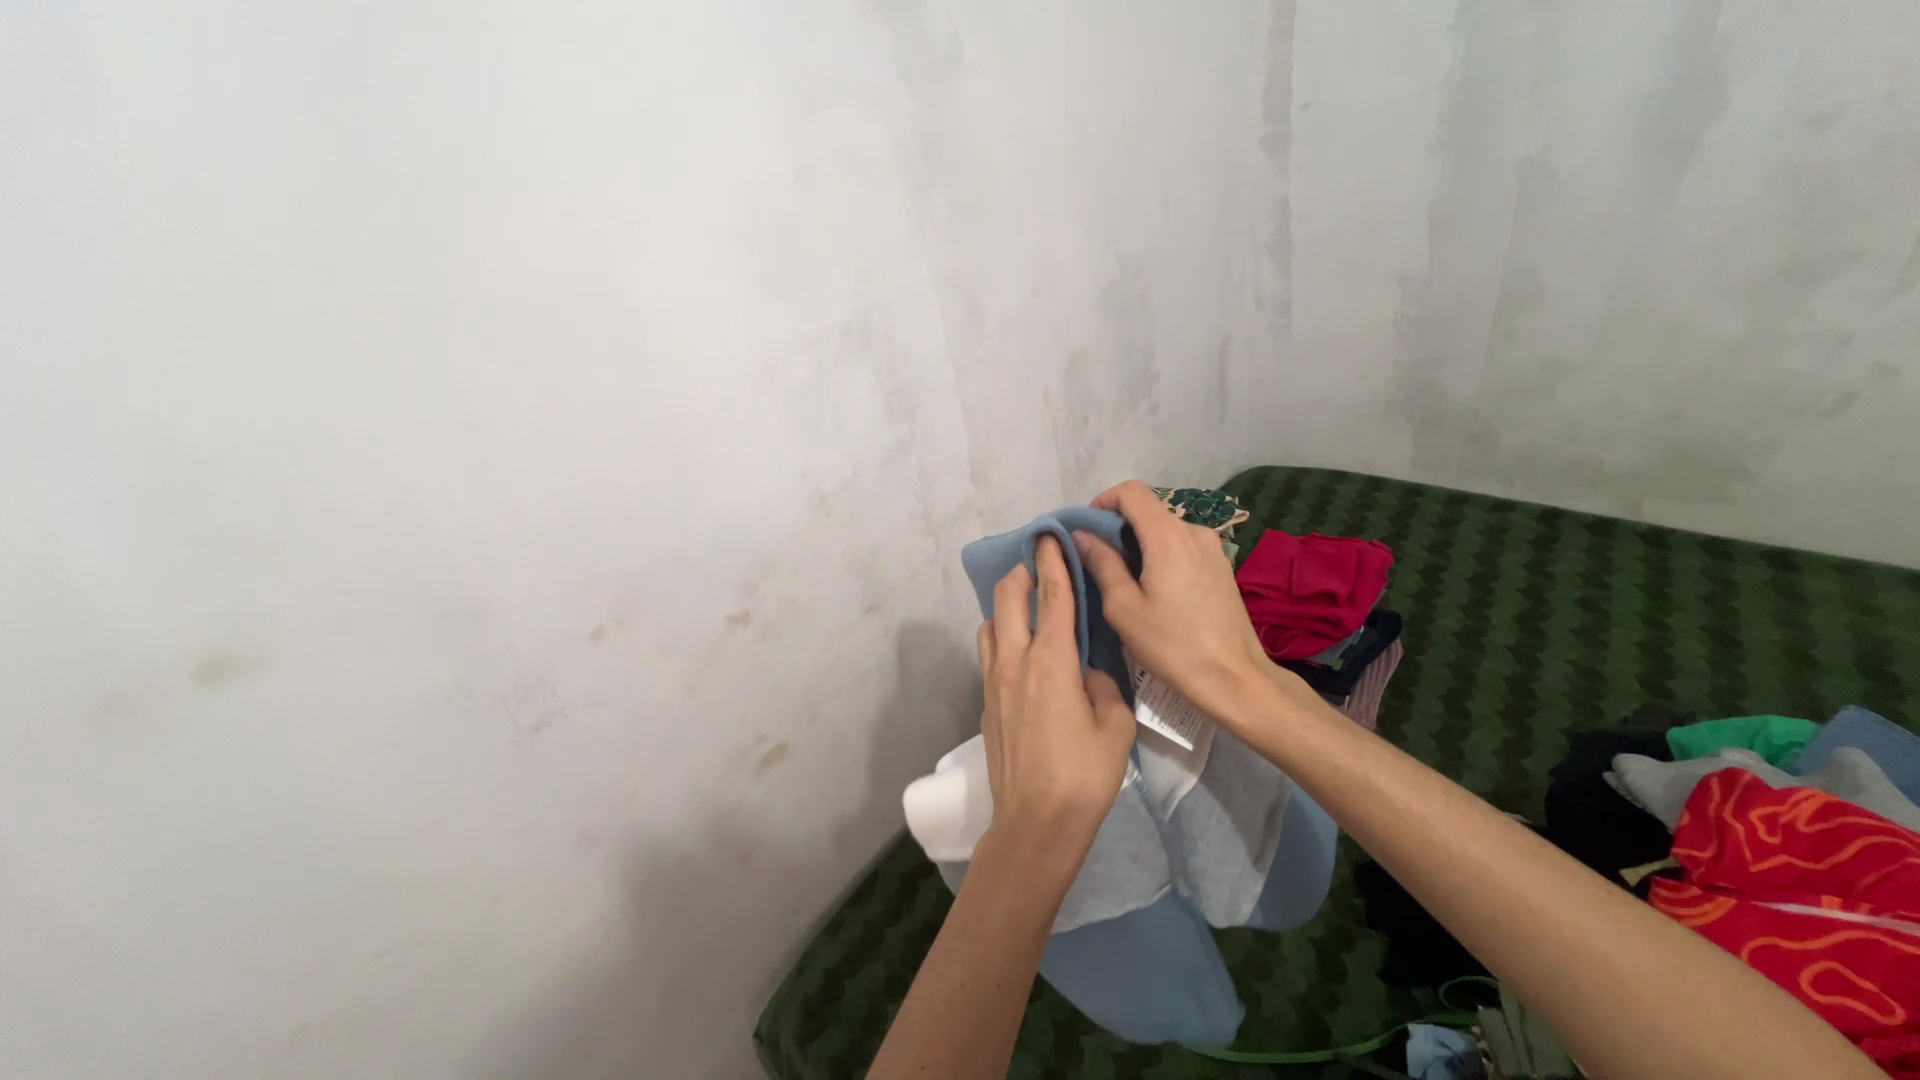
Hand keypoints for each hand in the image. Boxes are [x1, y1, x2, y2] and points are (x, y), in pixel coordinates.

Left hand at [976, 536, 1136, 862]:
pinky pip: (990, 654)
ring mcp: (993, 682)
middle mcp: (1015, 662)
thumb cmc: (1084, 777)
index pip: (1052, 596)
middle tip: (1040, 565)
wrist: (1034, 824)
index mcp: (1051, 661)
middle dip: (1022, 572)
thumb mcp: (1115, 727)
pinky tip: (1024, 654)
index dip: (1052, 560)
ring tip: (1031, 609)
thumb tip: (1088, 672)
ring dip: (1008, 607)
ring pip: (991, 624)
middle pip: (1008, 598)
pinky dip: (1003, 637)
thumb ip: (1104, 687)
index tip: (1050, 535)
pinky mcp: (985, 704)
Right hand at [1074, 480, 1299, 730]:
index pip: (1131, 491)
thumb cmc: (1173, 645)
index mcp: (1168, 535)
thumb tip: (1082, 534)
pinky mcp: (1221, 568)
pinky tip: (1153, 592)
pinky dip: (1160, 557)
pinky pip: (1182, 548)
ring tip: (1123, 583)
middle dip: (1117, 528)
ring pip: (1165, 531)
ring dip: (1139, 546)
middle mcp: (1194, 531)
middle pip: (1148, 511)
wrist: (1234, 678)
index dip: (1102, 502)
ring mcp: (1213, 549)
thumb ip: (1101, 563)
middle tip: (1096, 563)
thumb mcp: (1123, 607)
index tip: (1085, 531)